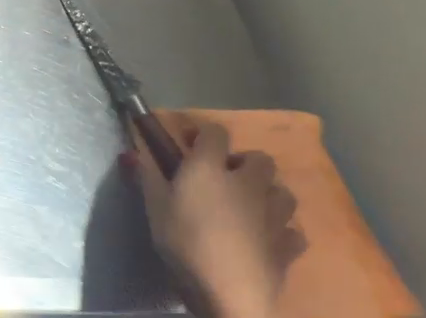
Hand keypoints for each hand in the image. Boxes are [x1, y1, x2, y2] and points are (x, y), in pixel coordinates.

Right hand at [132, 117, 306, 317]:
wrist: (229, 292)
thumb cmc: (185, 241)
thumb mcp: (154, 206)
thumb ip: (145, 175)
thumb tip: (131, 152)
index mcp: (210, 168)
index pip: (216, 132)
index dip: (204, 133)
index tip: (189, 145)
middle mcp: (247, 184)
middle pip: (261, 159)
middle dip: (245, 163)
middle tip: (223, 178)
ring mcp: (274, 216)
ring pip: (283, 192)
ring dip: (268, 193)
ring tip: (248, 206)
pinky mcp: (289, 247)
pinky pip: (294, 230)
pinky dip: (282, 230)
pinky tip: (267, 238)